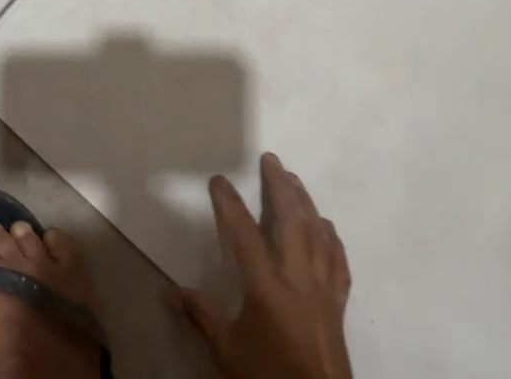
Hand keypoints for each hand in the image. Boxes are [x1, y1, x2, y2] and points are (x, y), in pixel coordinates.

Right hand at [176, 153, 352, 378]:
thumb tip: (172, 291)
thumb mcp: (227, 352)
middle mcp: (298, 281)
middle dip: (280, 188)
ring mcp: (323, 293)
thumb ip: (202, 316)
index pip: (244, 235)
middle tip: (270, 160)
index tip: (219, 179)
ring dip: (306, 204)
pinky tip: (326, 227)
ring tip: (295, 180)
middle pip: (291, 223)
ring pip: (317, 236)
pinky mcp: (338, 308)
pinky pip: (338, 264)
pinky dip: (331, 240)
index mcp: (266, 289)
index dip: (229, 204)